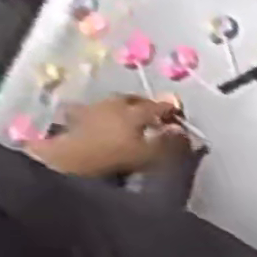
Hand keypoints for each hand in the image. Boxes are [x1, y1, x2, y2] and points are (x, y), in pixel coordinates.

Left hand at [29, 94, 189, 177]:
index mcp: (133, 113)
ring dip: (125, 105)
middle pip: (132, 99)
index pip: (155, 107)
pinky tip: (108, 118)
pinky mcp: (78, 114)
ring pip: (114, 101)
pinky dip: (107, 112)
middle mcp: (114, 105)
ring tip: (131, 114)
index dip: (167, 108)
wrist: (75, 157)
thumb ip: (168, 140)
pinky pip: (97, 108)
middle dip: (145, 102)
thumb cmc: (118, 156)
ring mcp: (94, 107)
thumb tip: (180, 130)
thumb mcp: (151, 153)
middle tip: (154, 110)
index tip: (177, 110)